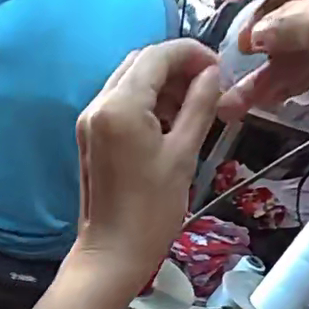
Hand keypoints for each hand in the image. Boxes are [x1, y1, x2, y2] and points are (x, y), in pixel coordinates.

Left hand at [70, 40, 222, 291]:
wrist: (112, 254)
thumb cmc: (151, 211)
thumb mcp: (183, 155)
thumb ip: (199, 106)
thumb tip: (212, 75)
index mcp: (120, 105)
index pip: (158, 55)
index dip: (192, 54)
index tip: (219, 69)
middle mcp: (98, 105)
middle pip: (141, 64)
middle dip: (176, 68)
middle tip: (208, 89)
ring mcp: (89, 122)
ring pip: (129, 82)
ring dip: (161, 86)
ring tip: (193, 110)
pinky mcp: (89, 139)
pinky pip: (119, 105)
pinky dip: (145, 105)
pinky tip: (169, 125)